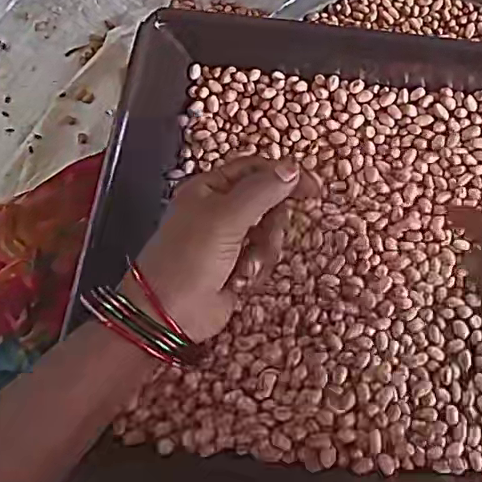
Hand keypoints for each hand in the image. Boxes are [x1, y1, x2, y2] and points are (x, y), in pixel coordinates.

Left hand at [130, 157, 318, 339]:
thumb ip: (261, 191)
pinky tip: (238, 281)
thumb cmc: (189, 258)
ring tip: (243, 265)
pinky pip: (263, 258)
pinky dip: (256, 269)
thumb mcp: (226, 217)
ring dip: (263, 251)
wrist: (167, 314)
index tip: (313, 188)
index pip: (255, 169)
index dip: (284, 175)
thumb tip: (292, 168)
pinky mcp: (237, 266)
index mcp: (210, 188)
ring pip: (270, 233)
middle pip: (268, 203)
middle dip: (271, 223)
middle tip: (264, 234)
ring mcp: (229, 240)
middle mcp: (220, 210)